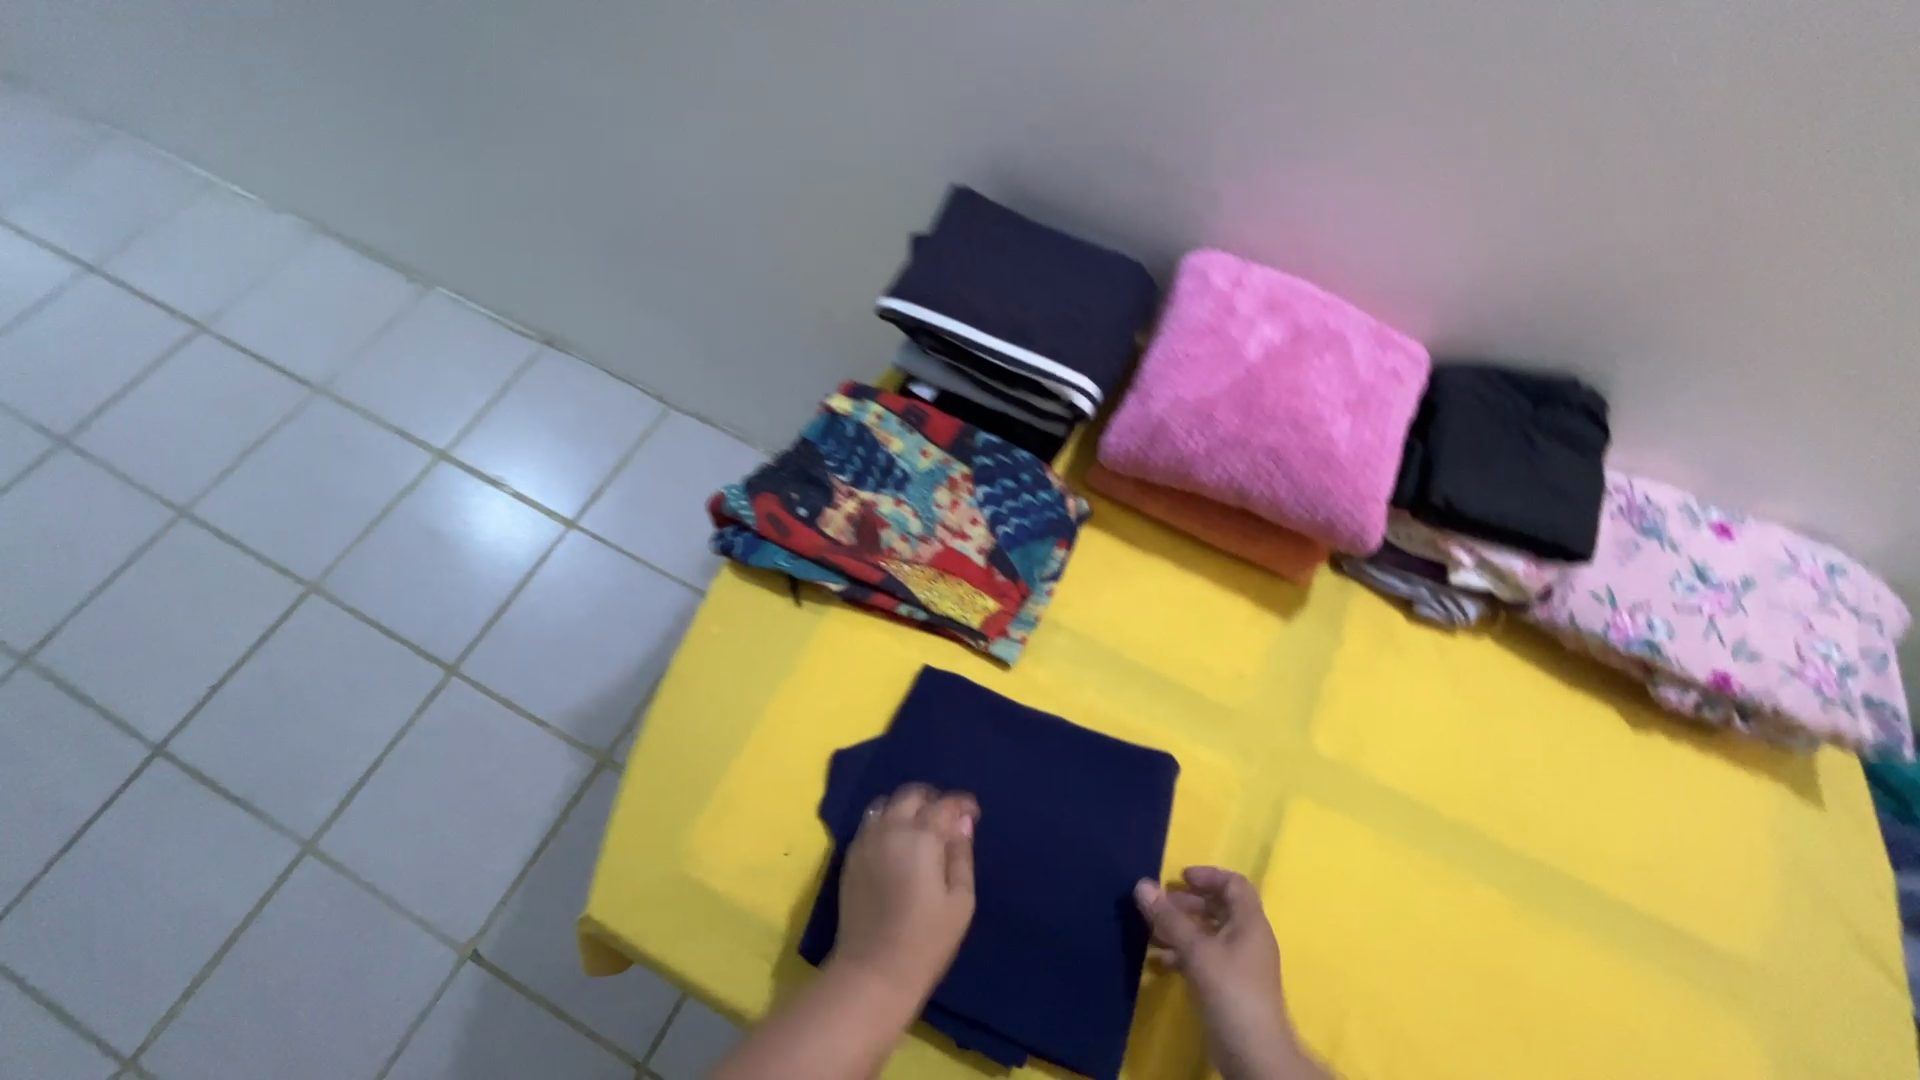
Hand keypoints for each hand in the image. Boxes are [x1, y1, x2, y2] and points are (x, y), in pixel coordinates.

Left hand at [830, 784, 978, 1001]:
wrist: (873, 971)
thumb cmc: (926, 939)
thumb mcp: (960, 900)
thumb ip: (961, 854)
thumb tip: (962, 822)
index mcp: (921, 835)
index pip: (945, 802)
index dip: (962, 804)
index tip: (973, 815)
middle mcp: (890, 828)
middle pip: (911, 793)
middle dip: (933, 799)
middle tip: (947, 820)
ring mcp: (865, 841)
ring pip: (885, 804)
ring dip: (906, 807)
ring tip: (920, 828)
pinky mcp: (850, 857)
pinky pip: (870, 824)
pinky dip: (886, 822)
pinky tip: (896, 845)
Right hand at [1136, 867, 1312, 1079]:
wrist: (1254, 1055)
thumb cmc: (1231, 992)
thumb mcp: (1197, 951)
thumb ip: (1169, 918)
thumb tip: (1142, 884)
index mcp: (1249, 923)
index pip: (1234, 884)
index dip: (1208, 876)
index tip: (1179, 878)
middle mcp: (1247, 939)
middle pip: (1219, 908)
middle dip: (1187, 903)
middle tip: (1159, 906)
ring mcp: (1239, 964)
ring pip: (1208, 934)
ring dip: (1181, 929)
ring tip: (1151, 932)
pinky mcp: (1228, 987)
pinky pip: (1203, 959)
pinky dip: (1182, 954)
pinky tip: (1158, 961)